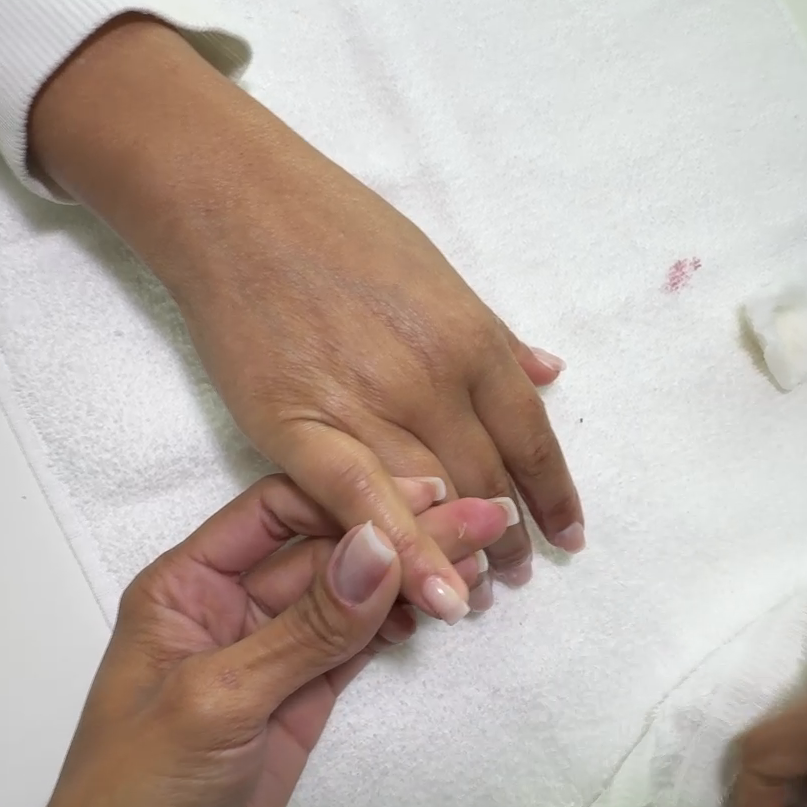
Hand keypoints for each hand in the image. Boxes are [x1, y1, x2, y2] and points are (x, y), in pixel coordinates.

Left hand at [0, 476, 514, 806]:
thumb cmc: (132, 804)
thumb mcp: (217, 703)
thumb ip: (306, 626)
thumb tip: (382, 544)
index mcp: (189, 582)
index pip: (280, 510)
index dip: (351, 498)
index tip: (427, 496)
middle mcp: (232, 603)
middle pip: (327, 549)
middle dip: (402, 534)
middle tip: (485, 517)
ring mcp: (272, 651)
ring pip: (351, 595)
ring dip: (412, 575)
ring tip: (483, 559)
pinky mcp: (300, 696)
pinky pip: (356, 642)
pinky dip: (399, 621)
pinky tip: (441, 604)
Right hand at [29, 17, 582, 624]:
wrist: (237, 206)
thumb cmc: (338, 228)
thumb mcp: (436, 271)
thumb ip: (493, 332)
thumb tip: (550, 371)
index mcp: (471, 338)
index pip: (532, 436)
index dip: (555, 494)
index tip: (569, 534)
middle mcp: (433, 379)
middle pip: (487, 478)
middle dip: (509, 537)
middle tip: (517, 577)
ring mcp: (369, 405)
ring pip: (436, 500)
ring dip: (464, 556)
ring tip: (476, 598)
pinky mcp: (300, 428)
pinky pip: (364, 502)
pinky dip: (406, 555)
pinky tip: (436, 599)